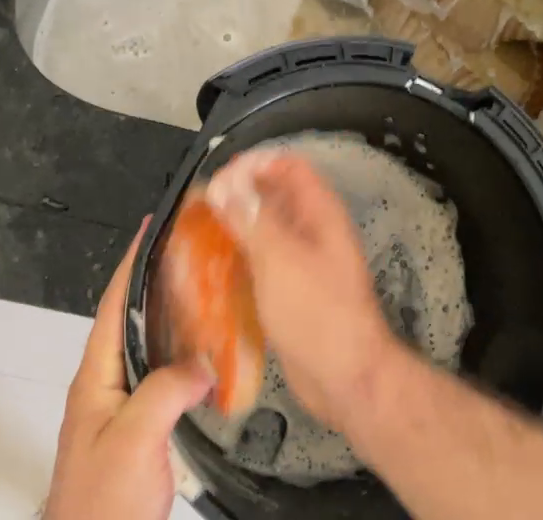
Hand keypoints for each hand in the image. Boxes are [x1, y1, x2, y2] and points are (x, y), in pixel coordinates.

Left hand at [46, 222, 213, 519]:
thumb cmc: (102, 501)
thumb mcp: (134, 439)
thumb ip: (165, 391)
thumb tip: (203, 362)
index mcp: (96, 376)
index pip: (113, 303)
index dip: (132, 263)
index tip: (152, 227)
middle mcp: (106, 383)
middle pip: (132, 319)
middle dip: (159, 283)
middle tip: (196, 255)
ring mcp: (122, 406)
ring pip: (151, 347)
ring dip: (177, 320)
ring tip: (211, 293)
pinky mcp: (140, 427)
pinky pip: (165, 378)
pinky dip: (187, 360)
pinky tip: (213, 359)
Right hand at [206, 148, 399, 430]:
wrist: (344, 378)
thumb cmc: (318, 314)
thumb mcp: (281, 259)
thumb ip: (252, 219)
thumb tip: (223, 185)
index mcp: (319, 213)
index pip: (287, 166)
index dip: (254, 164)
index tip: (218, 180)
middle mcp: (312, 231)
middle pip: (273, 195)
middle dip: (238, 195)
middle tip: (200, 207)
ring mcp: (302, 262)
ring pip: (265, 230)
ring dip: (234, 227)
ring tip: (197, 235)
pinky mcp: (289, 291)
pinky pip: (261, 262)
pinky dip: (238, 259)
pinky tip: (210, 270)